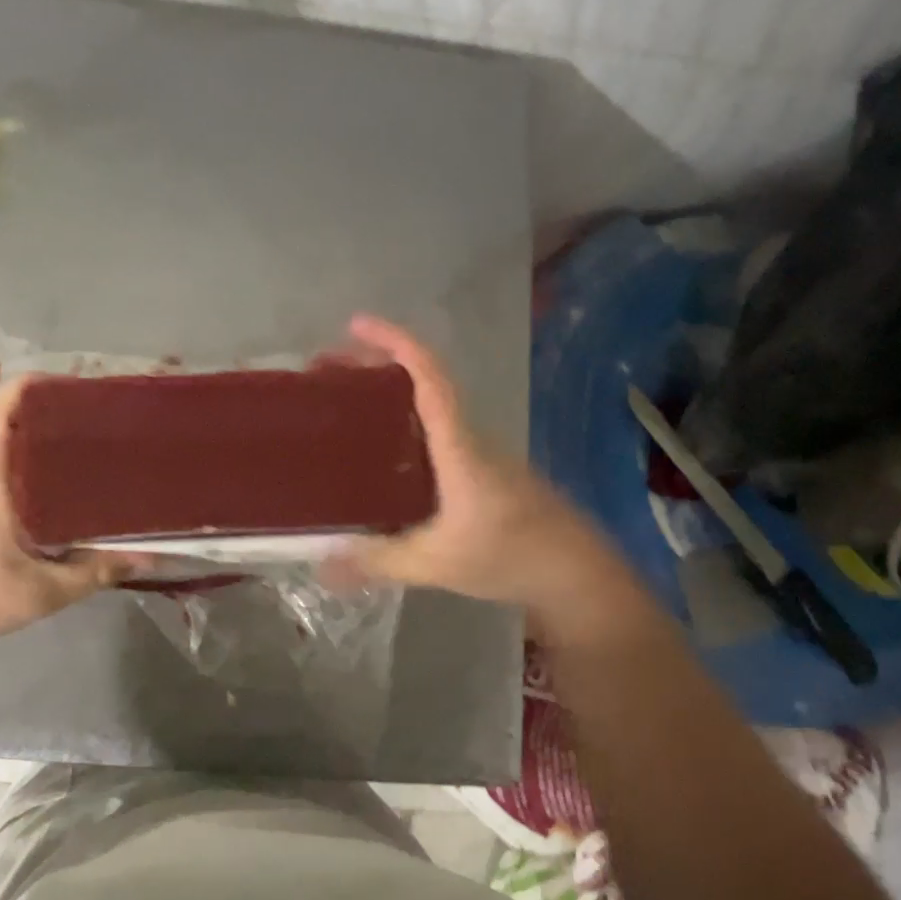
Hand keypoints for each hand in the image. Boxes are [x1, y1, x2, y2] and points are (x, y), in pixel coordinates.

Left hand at [0, 378, 138, 648]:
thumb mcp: (45, 592)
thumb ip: (95, 572)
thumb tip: (149, 556)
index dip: (26, 387)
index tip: (68, 384)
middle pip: (4, 419)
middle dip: (46, 406)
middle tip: (95, 415)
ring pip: (2, 441)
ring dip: (37, 432)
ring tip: (86, 440)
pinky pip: (0, 463)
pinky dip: (28, 457)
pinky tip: (61, 480)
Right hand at [327, 315, 639, 618]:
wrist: (579, 575)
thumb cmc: (512, 557)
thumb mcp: (436, 563)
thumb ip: (378, 561)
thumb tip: (320, 564)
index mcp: (459, 447)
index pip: (429, 377)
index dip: (395, 342)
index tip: (356, 324)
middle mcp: (470, 438)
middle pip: (422, 383)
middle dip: (374, 366)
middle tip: (326, 371)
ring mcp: (480, 454)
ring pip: (429, 407)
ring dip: (387, 394)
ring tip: (343, 403)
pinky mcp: (484, 472)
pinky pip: (435, 432)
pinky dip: (401, 422)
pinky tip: (379, 449)